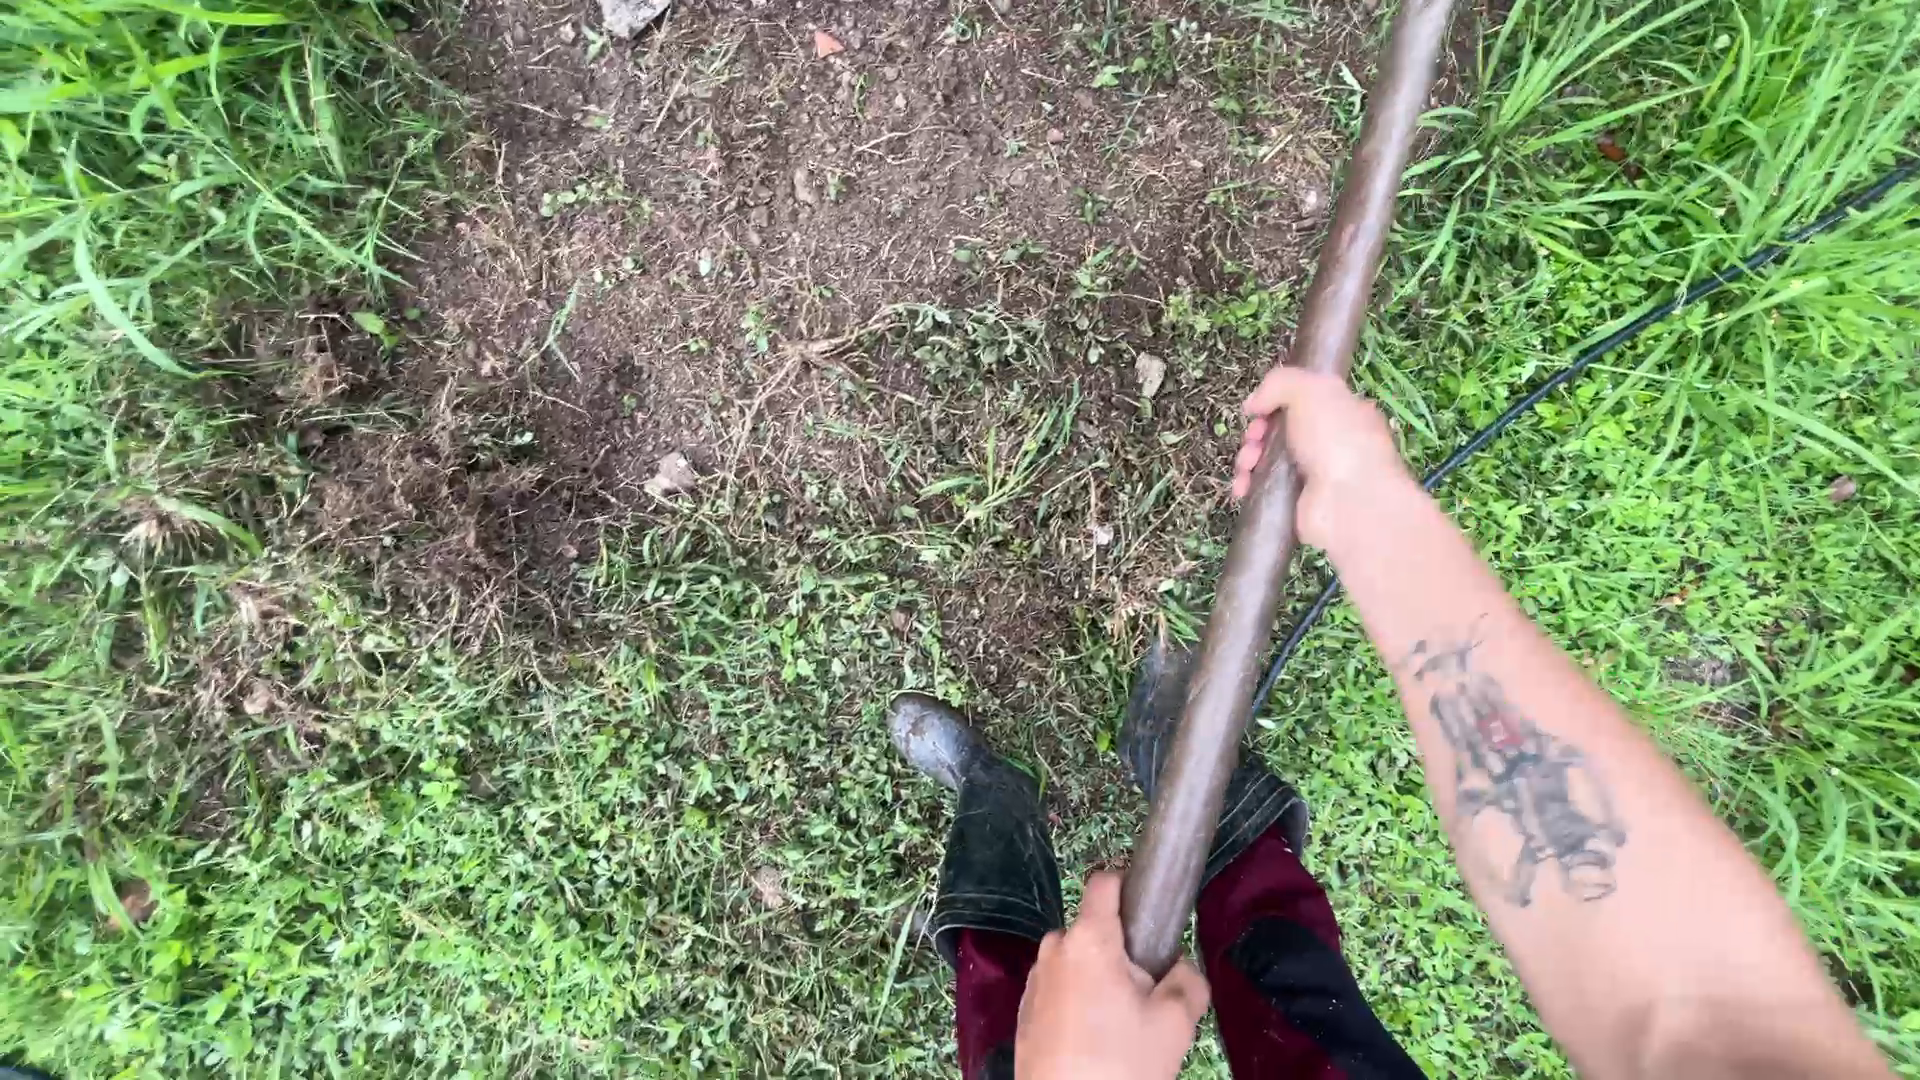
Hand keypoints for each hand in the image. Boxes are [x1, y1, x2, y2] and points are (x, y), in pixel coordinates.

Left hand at [1015, 873, 1208, 1079]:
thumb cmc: (1120, 1065)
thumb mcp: (1174, 1026)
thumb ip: (1187, 980)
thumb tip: (1181, 964)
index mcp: (1088, 938)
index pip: (1104, 882)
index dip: (1127, 885)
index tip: (1148, 910)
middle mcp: (1055, 947)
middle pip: (1094, 930)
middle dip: (1118, 953)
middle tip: (1141, 997)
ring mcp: (1035, 978)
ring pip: (1076, 962)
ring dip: (1096, 979)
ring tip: (1116, 1028)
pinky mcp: (1024, 1009)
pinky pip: (1058, 988)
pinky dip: (1074, 1002)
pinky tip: (1089, 1042)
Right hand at [1233, 364, 1415, 549]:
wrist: (1351, 502)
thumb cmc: (1337, 439)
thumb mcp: (1313, 390)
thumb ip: (1280, 383)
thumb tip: (1254, 403)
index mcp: (1340, 412)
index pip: (1300, 402)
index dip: (1273, 403)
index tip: (1258, 411)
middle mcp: (1328, 443)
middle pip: (1278, 432)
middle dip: (1255, 434)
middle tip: (1253, 441)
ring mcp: (1311, 475)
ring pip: (1266, 460)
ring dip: (1247, 460)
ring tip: (1246, 467)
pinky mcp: (1294, 502)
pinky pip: (1262, 488)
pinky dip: (1247, 486)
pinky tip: (1242, 488)